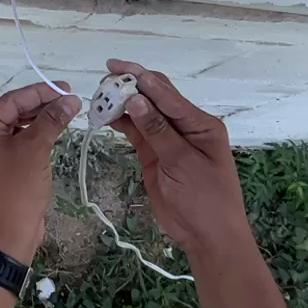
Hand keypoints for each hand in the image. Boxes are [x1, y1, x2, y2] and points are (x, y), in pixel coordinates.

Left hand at [0, 83, 82, 262]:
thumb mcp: (35, 149)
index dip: (40, 92)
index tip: (66, 87)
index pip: (12, 100)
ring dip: (40, 119)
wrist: (9, 234)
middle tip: (70, 99)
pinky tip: (53, 129)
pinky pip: (17, 140)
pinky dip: (35, 134)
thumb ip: (51, 121)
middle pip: (13, 111)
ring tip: (67, 112)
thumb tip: (70, 100)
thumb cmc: (17, 188)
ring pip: (17, 125)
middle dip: (42, 105)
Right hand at [105, 60, 253, 262]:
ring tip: (98, 98)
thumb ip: (157, 131)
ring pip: (141, 112)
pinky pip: (135, 130)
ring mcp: (168, 139)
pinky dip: (120, 121)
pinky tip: (104, 115)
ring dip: (121, 103)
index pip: (166, 93)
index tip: (114, 67)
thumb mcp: (182, 164)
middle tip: (102, 83)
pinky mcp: (154, 153)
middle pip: (153, 97)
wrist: (209, 240)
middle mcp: (184, 126)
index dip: (140, 78)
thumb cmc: (205, 201)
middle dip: (128, 86)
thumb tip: (134, 98)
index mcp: (200, 124)